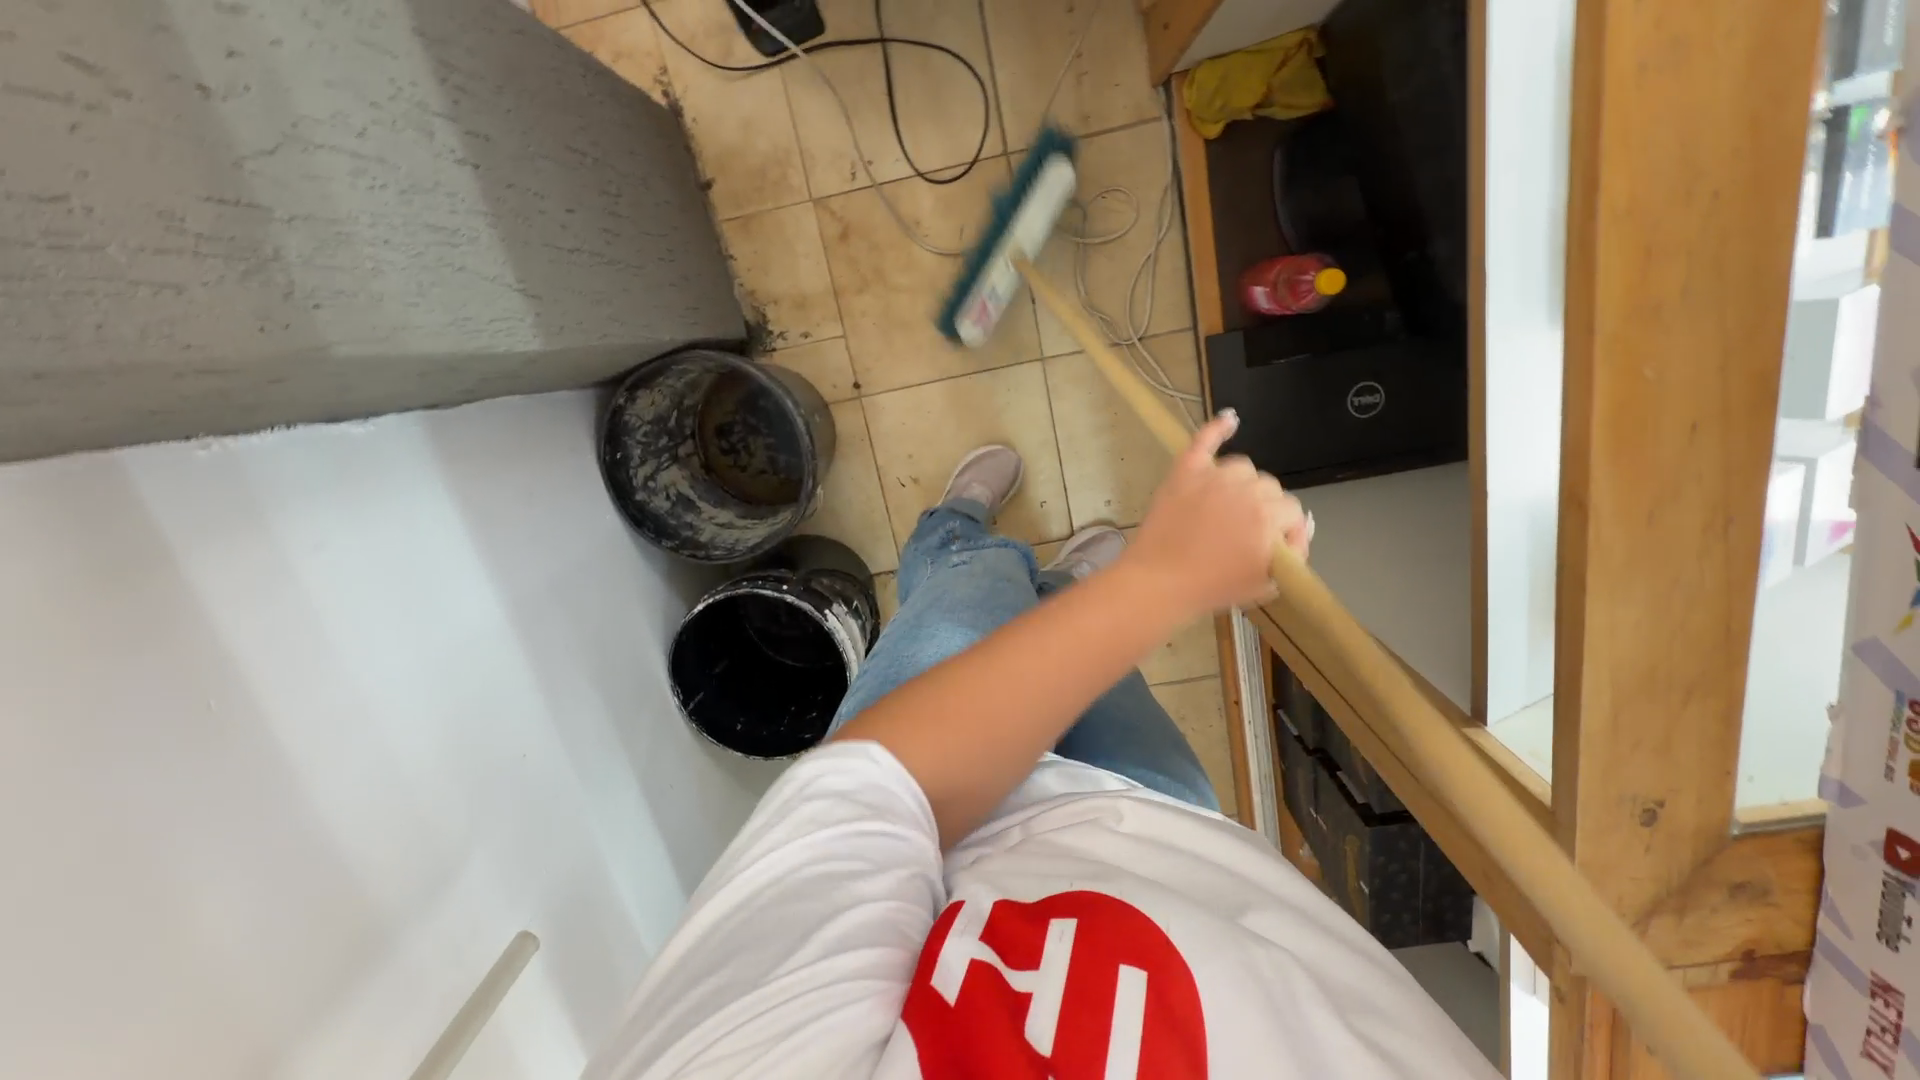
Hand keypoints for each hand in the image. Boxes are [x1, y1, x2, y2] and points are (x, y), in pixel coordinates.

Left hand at [1122, 409, 1310, 618]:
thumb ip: (1291, 554)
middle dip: (1264, 508)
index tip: (1271, 547)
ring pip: (1242, 468)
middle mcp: (1245, 490)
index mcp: (1269, 517)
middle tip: (1244, 532)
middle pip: (1269, 487)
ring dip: (1242, 484)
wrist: (1158, 582)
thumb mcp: (1264, 583)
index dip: (1284, 531)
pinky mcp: (1184, 472)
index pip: (1292, 511)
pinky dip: (1217, 428)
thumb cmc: (1211, 588)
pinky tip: (1230, 419)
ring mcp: (1213, 477)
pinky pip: (1204, 441)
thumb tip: (1303, 526)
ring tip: (1229, 506)